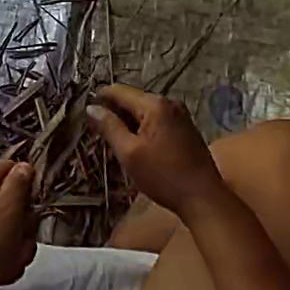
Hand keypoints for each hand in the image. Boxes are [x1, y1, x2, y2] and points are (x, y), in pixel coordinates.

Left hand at [0, 159, 36, 289]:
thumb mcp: (7, 204)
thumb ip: (20, 181)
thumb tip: (24, 166)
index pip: (11, 167)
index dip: (27, 179)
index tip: (36, 195)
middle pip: (18, 202)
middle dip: (25, 220)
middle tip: (19, 230)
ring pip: (17, 231)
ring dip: (20, 246)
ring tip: (8, 257)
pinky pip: (7, 253)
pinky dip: (9, 263)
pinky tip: (2, 272)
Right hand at [86, 85, 227, 218]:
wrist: (203, 198)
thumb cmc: (163, 175)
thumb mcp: (129, 152)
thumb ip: (109, 127)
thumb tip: (91, 108)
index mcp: (155, 105)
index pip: (120, 91)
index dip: (101, 97)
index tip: (86, 110)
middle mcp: (169, 103)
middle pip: (134, 100)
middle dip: (115, 111)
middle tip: (98, 128)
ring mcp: (181, 115)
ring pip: (146, 111)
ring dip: (129, 121)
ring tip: (114, 137)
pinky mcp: (186, 129)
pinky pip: (158, 120)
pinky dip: (144, 127)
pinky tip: (137, 143)